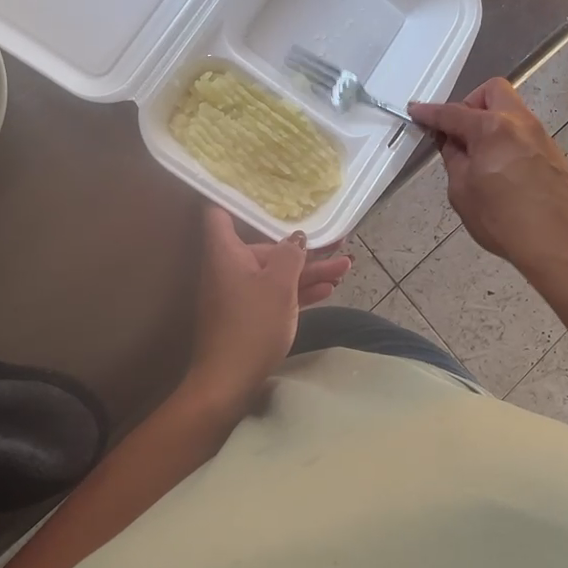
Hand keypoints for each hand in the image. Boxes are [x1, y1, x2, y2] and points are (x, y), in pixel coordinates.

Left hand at [184, 207, 346, 411]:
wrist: (229, 382)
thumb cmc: (251, 324)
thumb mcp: (279, 285)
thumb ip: (291, 255)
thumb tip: (297, 237)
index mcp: (226, 253)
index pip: (220, 213)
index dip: (235, 196)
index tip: (259, 185)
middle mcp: (230, 268)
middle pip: (265, 247)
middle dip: (301, 247)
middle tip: (337, 242)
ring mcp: (240, 294)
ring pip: (277, 274)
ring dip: (310, 271)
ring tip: (347, 266)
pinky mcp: (250, 317)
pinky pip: (276, 295)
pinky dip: (300, 292)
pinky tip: (329, 290)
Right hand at [408, 79, 567, 278]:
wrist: (554, 242)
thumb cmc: (501, 219)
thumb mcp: (462, 191)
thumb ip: (454, 159)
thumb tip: (452, 143)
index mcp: (492, 129)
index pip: (453, 113)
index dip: (431, 113)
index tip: (417, 111)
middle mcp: (519, 124)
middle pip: (493, 91)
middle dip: (471, 103)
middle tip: (459, 131)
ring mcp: (540, 136)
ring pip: (512, 111)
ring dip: (491, 122)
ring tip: (479, 156)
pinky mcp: (553, 153)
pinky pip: (524, 133)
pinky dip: (507, 140)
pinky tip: (501, 170)